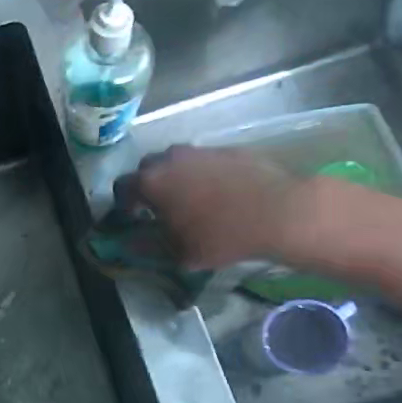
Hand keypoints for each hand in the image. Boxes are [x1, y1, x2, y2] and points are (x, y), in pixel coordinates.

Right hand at [114, 145, 304, 268]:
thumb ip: (147, 245)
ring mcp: (202, 150)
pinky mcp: (229, 149)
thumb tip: (130, 242)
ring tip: (190, 199)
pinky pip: (205, 160)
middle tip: (159, 207)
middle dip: (148, 185)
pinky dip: (203, 173)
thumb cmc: (220, 236)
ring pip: (177, 160)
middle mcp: (171, 159)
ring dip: (176, 176)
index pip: (122, 186)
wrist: (279, 212)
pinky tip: (219, 194)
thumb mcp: (178, 252)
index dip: (123, 204)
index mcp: (152, 182)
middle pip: (148, 167)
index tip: (133, 218)